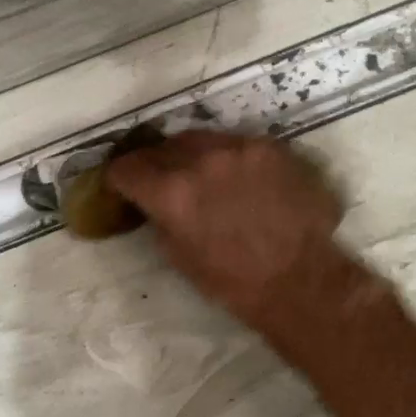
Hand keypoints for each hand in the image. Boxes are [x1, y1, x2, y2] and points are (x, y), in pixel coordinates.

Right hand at [105, 132, 352, 333]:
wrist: (297, 277)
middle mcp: (202, 160)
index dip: (118, 178)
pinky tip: (234, 179)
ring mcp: (240, 149)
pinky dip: (225, 158)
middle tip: (156, 180)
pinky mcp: (272, 147)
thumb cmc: (228, 278)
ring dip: (189, 155)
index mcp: (171, 192)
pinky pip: (235, 143)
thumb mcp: (174, 251)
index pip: (126, 167)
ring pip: (199, 139)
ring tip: (197, 175)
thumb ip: (158, 214)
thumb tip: (151, 199)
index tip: (120, 187)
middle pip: (161, 146)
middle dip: (153, 163)